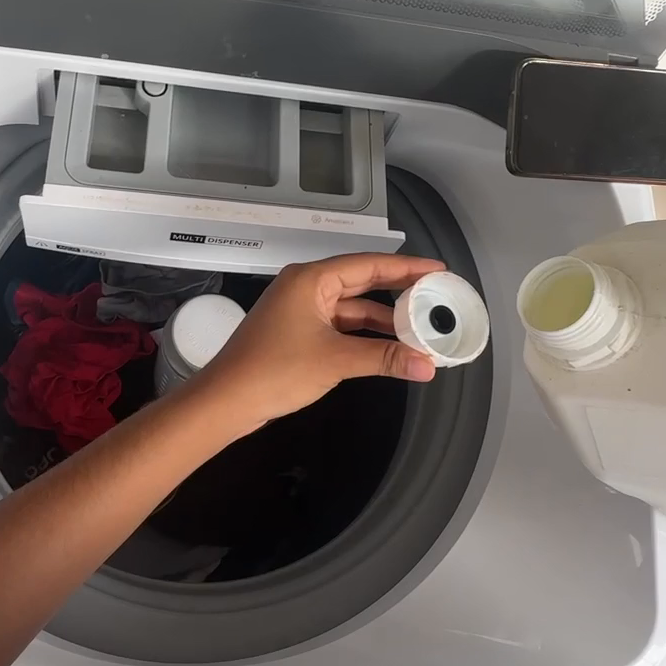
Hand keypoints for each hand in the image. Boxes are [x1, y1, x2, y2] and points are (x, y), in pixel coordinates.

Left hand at [182, 252, 444, 433]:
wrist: (226, 400)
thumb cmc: (277, 370)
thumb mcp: (336, 361)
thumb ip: (385, 358)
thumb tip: (428, 365)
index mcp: (311, 279)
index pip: (368, 265)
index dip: (406, 267)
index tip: (438, 270)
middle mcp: (306, 286)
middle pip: (361, 282)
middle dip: (399, 291)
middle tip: (436, 294)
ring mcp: (300, 309)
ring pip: (351, 307)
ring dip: (382, 320)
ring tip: (421, 328)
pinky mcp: (297, 331)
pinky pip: (339, 325)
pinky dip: (363, 335)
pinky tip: (389, 346)